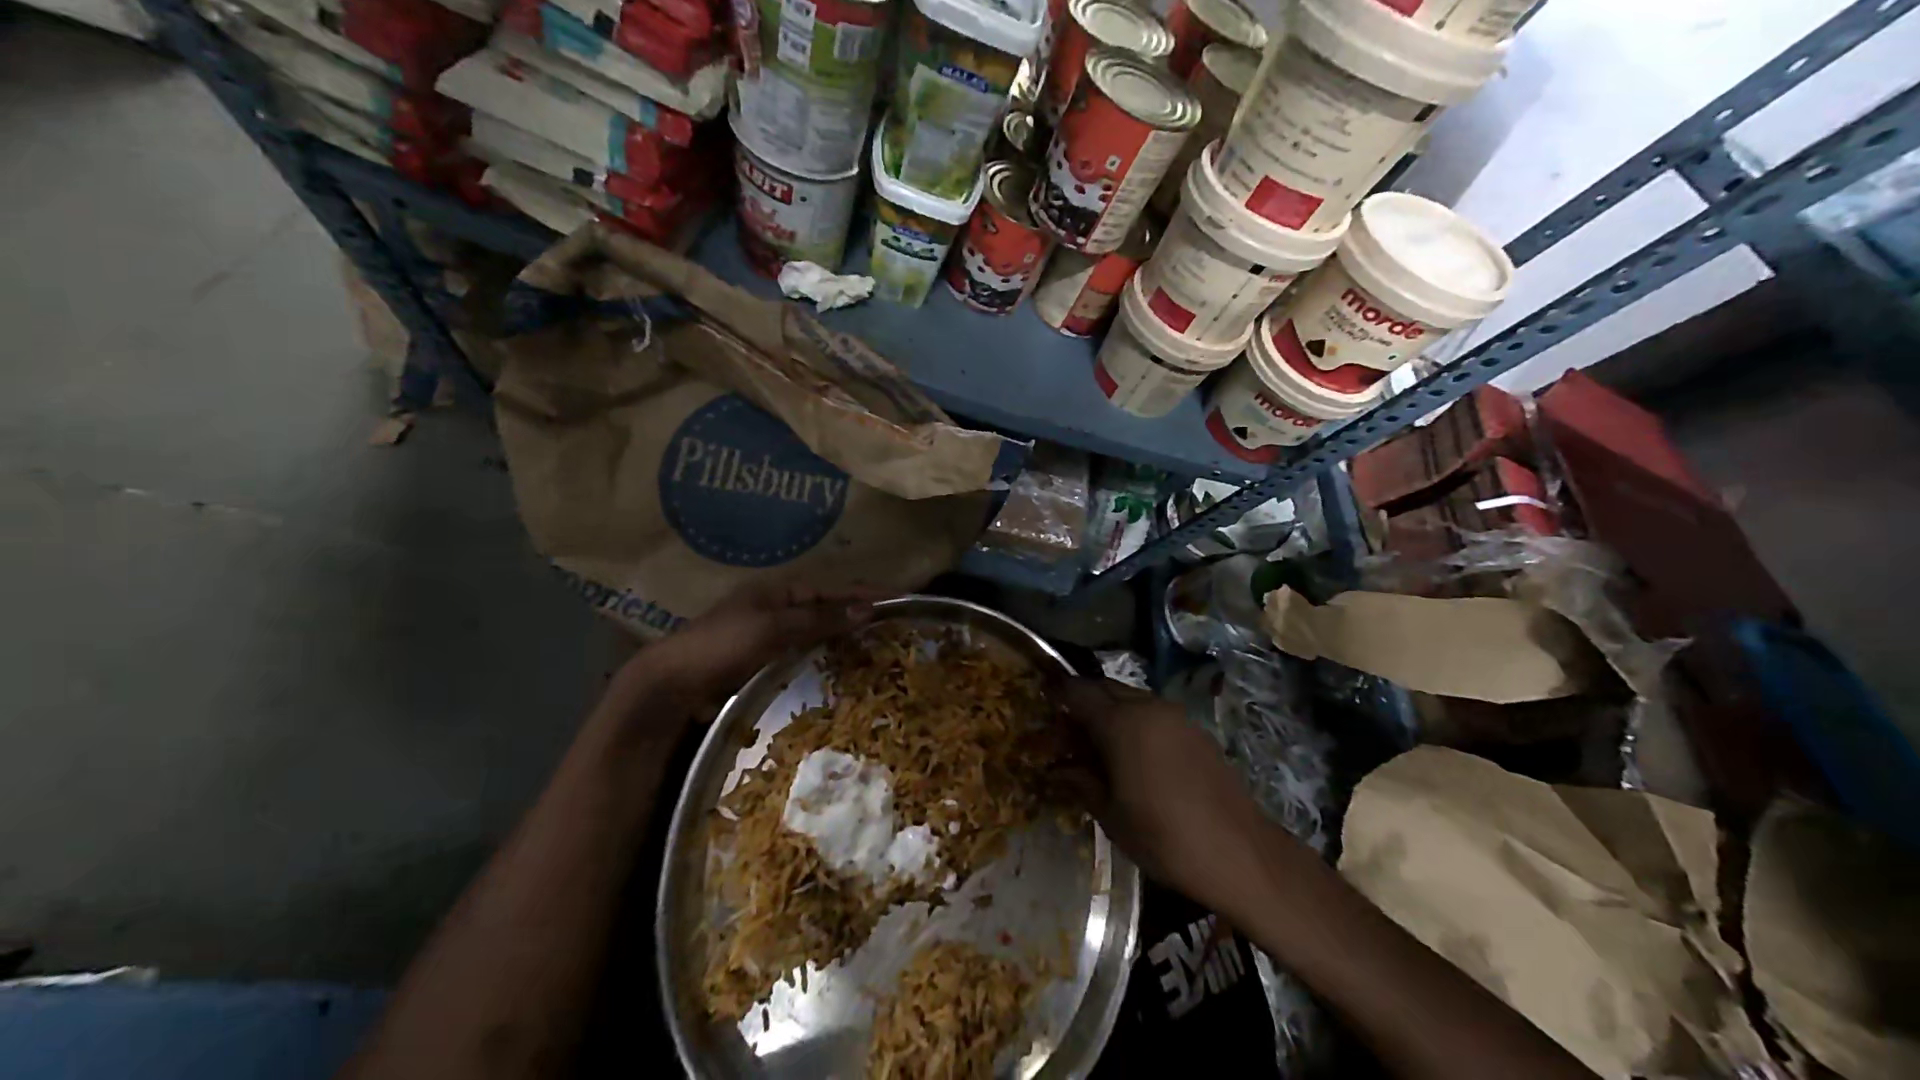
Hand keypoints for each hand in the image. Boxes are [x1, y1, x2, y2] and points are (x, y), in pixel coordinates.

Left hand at [613, 581, 884, 714]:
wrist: (673, 683)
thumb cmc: (722, 645)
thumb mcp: (773, 628)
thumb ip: (819, 619)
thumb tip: (866, 610)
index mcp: (778, 591)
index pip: (832, 589)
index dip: (865, 594)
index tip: (900, 599)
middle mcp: (776, 607)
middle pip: (827, 608)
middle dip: (859, 614)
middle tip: (895, 627)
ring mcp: (768, 634)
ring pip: (817, 631)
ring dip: (844, 637)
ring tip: (878, 648)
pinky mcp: (762, 660)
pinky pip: (803, 652)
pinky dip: (825, 656)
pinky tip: (842, 668)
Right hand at [1055, 677, 1280, 916]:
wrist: (1240, 853)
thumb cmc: (1165, 837)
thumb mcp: (1111, 814)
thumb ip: (1081, 782)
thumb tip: (1058, 769)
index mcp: (1122, 723)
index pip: (1079, 692)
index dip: (1057, 692)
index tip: (1040, 699)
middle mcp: (1149, 708)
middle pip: (1106, 689)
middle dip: (1083, 700)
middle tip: (1065, 726)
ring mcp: (1177, 717)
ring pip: (1132, 699)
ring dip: (1110, 711)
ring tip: (1095, 742)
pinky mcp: (1196, 731)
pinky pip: (1154, 714)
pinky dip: (1135, 722)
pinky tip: (1130, 753)